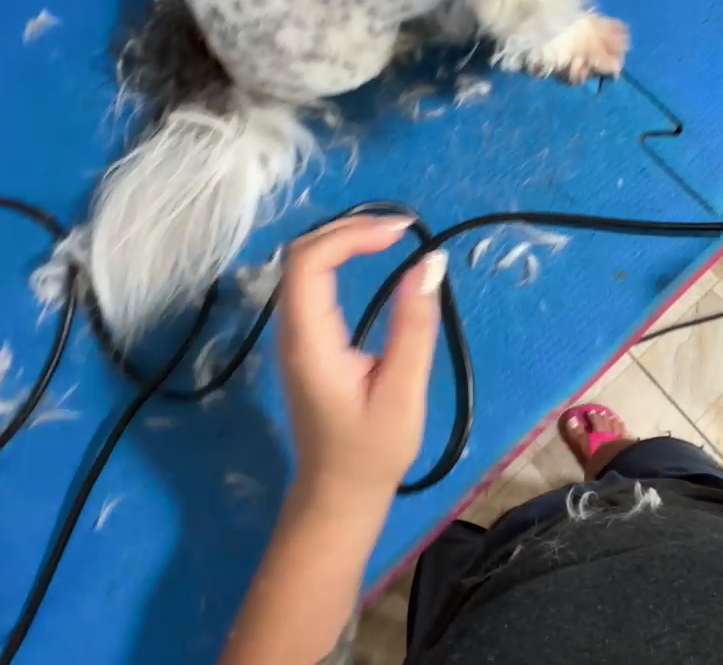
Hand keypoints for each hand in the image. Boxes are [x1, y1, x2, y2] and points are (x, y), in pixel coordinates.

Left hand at [277, 215, 444, 512]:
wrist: (338, 494)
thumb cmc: (372, 451)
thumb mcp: (403, 391)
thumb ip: (414, 325)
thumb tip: (430, 262)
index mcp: (310, 342)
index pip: (310, 262)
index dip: (351, 234)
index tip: (401, 232)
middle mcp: (292, 330)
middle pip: (302, 253)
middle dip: (349, 228)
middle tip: (400, 229)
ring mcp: (295, 333)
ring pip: (305, 263)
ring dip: (344, 238)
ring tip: (391, 236)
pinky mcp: (306, 337)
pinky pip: (313, 279)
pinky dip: (341, 256)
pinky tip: (371, 256)